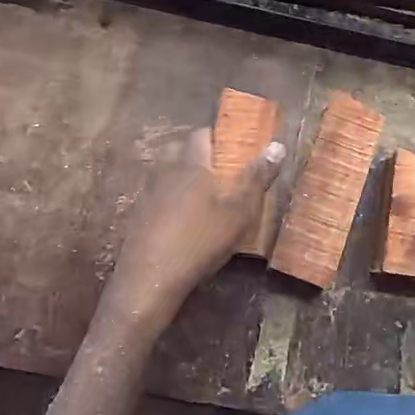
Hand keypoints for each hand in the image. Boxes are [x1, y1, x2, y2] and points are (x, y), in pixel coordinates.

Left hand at [102, 128, 284, 327]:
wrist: (150, 280)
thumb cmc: (200, 240)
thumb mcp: (239, 212)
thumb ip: (257, 178)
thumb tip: (277, 145)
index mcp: (192, 165)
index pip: (202, 135)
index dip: (218, 136)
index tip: (234, 147)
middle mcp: (166, 171)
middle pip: (179, 149)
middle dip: (198, 154)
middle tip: (220, 171)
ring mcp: (147, 193)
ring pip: (166, 171)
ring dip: (181, 175)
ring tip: (203, 194)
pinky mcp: (137, 216)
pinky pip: (156, 194)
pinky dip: (169, 197)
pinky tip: (181, 218)